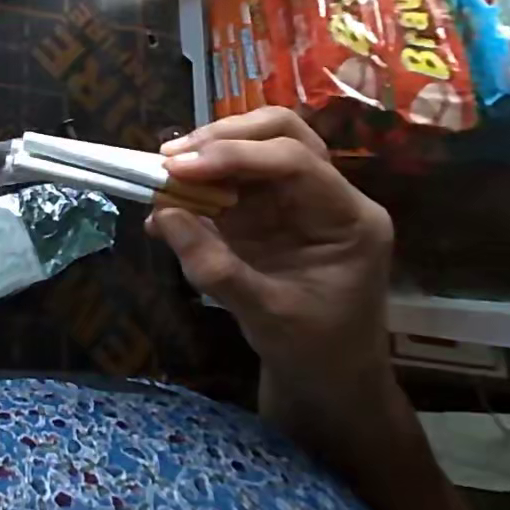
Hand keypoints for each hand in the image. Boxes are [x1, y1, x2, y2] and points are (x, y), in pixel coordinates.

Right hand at [146, 107, 395, 400]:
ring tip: (166, 169)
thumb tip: (162, 214)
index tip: (178, 169)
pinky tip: (167, 202)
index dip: (233, 155)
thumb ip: (213, 265)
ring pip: (256, 143)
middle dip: (223, 136)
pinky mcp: (265, 210)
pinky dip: (196, 180)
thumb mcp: (263, 314)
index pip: (294, 160)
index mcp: (347, 218)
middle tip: (172, 159)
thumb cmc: (312, 349)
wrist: (327, 377)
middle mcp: (325, 196)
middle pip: (281, 132)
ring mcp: (294, 199)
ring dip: (208, 149)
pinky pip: (230, 176)